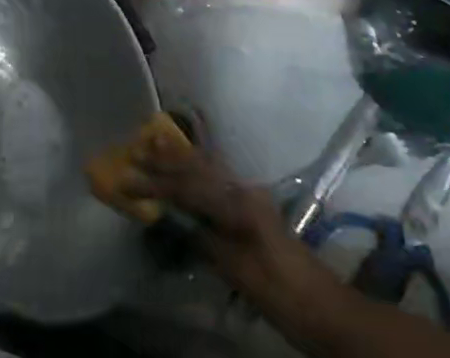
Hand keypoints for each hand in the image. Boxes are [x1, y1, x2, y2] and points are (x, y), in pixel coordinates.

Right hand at [123, 131, 297, 292]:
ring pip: (209, 168)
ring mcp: (250, 196)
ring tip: (156, 143)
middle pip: (198, 169)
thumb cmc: (278, 290)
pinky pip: (218, 177)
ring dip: (181, 158)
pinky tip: (189, 165)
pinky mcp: (253, 206)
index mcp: (238, 204)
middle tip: (136, 150)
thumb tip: (169, 217)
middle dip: (165, 160)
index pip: (187, 187)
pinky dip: (197, 169)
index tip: (126, 181)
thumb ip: (203, 239)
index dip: (154, 184)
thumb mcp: (236, 270)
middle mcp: (243, 191)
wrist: (322, 306)